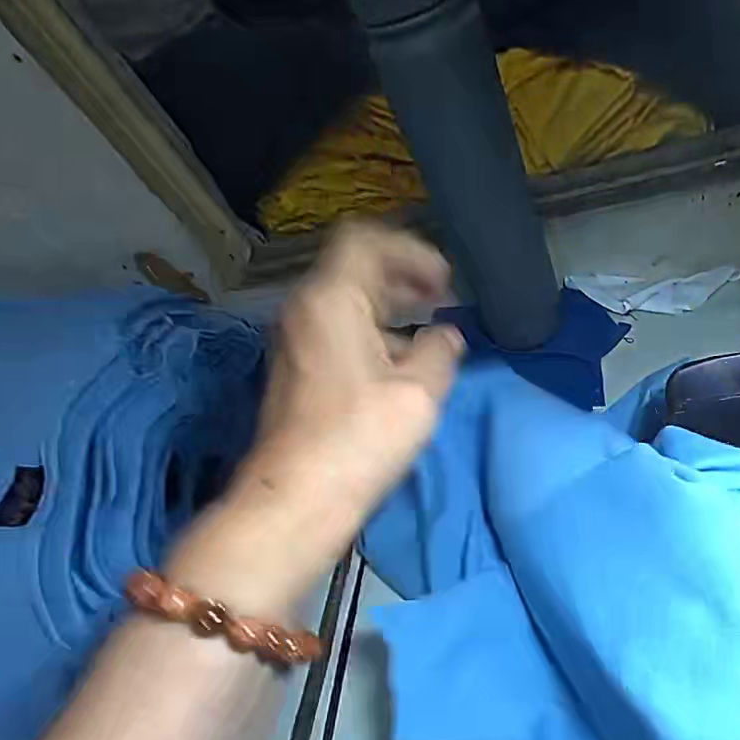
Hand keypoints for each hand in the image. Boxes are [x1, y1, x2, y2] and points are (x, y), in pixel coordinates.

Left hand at [166, 223, 464, 612]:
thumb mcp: (419, 393)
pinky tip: (399, 367)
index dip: (411, 252)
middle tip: (443, 300)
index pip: (367, 241)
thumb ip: (441, 352)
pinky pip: (337, 334)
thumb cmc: (361, 439)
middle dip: (403, 279)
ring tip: (428, 334)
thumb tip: (446, 335)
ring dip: (389, 311)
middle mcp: (304, 310)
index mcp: (331, 299)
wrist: (299, 498)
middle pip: (355, 271)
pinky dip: (371, 335)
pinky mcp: (295, 373)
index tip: (445, 282)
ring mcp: (294, 342)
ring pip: (346, 305)